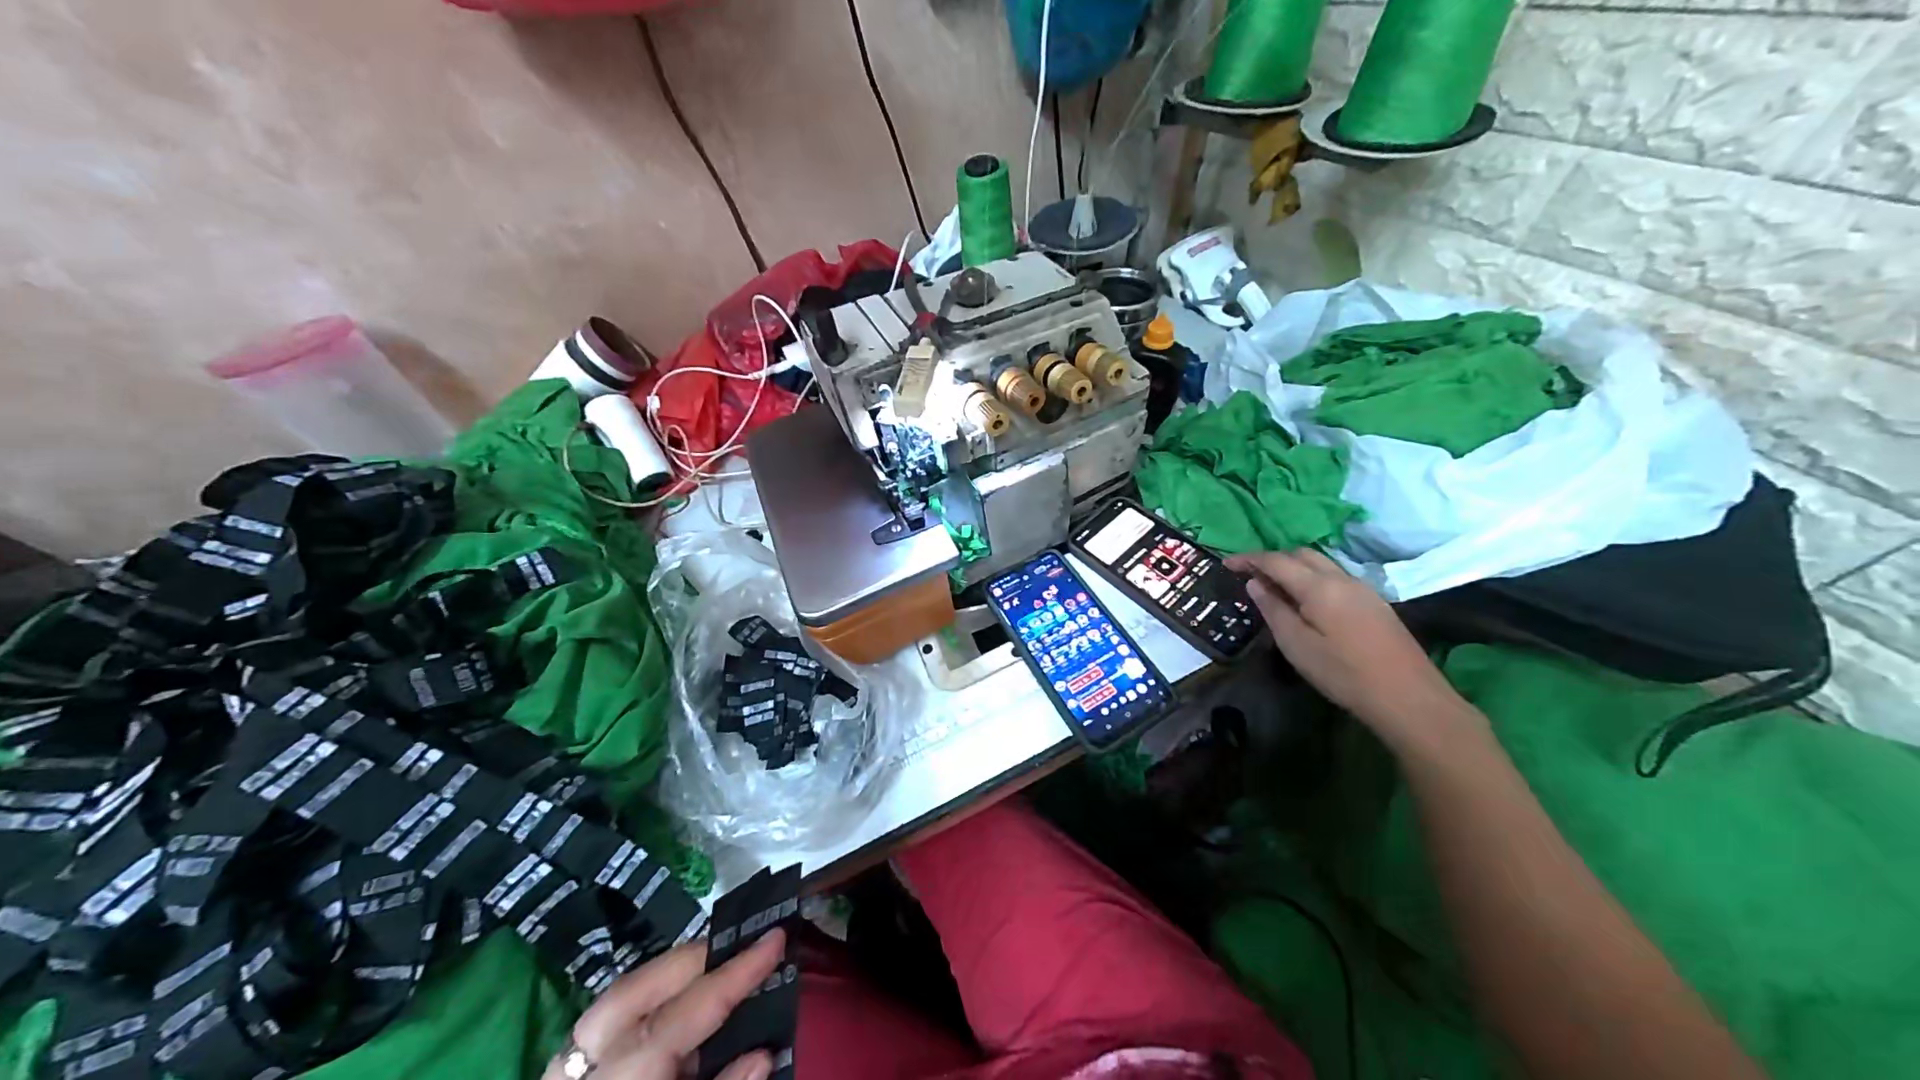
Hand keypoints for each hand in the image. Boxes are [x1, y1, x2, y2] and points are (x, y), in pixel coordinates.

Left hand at [542, 927, 787, 1079]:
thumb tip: (763, 1051)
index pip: (676, 1019)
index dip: (731, 977)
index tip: (776, 938)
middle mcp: (579, 1071)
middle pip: (634, 990)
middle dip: (696, 958)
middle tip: (749, 945)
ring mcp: (562, 1070)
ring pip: (617, 997)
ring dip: (675, 973)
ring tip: (723, 965)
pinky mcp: (562, 1073)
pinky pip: (608, 1020)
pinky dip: (651, 1000)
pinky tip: (684, 1001)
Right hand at [1225, 549, 1483, 751]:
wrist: (1408, 697)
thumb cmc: (1344, 673)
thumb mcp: (1297, 645)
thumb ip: (1273, 610)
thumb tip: (1255, 583)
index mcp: (1319, 586)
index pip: (1276, 560)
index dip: (1249, 559)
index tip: (1226, 564)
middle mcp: (1342, 578)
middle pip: (1301, 554)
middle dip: (1272, 559)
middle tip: (1249, 576)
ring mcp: (1362, 589)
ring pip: (1321, 564)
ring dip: (1293, 567)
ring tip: (1273, 587)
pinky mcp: (1374, 603)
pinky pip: (1335, 577)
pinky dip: (1312, 578)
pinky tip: (1305, 600)